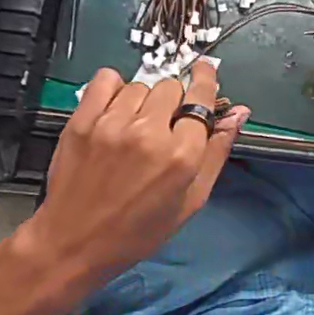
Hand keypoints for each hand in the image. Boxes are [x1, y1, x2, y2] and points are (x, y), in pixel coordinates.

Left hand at [9, 62, 246, 314]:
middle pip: (171, 88)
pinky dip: (113, 88)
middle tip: (163, 126)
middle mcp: (148, 133)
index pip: (201, 98)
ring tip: (134, 127)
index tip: (204, 72)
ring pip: (140, 85)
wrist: (75, 241)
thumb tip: (238, 112)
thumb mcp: (190, 201)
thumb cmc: (139, 231)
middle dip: (173, 102)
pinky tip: (114, 109)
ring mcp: (112, 124)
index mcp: (181, 156)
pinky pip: (105, 80)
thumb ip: (216, 152)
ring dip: (143, 100)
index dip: (205, 82)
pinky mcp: (82, 120)